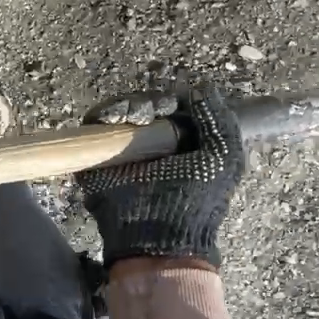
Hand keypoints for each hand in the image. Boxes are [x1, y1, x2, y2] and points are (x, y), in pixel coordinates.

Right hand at [74, 87, 243, 268]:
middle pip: (143, 104)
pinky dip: (100, 116)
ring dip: (122, 107)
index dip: (169, 100)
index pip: (172, 105)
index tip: (168, 105)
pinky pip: (94, 125)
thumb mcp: (224, 158)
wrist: (157, 230)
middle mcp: (151, 139)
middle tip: (142, 115)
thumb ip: (219, 120)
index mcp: (183, 139)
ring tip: (125, 118)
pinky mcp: (97, 154)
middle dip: (143, 103)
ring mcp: (122, 145)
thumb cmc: (195, 197)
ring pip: (118, 110)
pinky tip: (109, 120)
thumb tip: (200, 87)